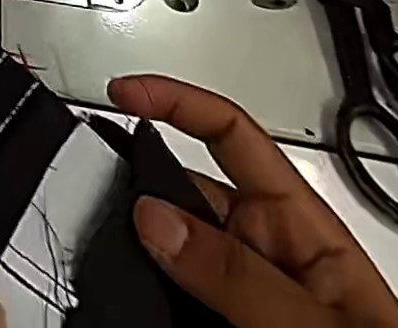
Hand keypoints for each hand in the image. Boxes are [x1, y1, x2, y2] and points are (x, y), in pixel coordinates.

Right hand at [108, 75, 397, 327]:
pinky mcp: (206, 319)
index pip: (231, 135)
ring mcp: (233, 289)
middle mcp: (262, 250)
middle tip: (96, 190)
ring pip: (162, 238)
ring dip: (131, 237)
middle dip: (137, 182)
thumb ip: (245, 278)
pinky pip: (157, 286)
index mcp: (301, 229)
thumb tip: (154, 216)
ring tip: (106, 247)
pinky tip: (122, 289)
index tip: (123, 92)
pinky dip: (134, 279)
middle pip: (182, 186)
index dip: (175, 100)